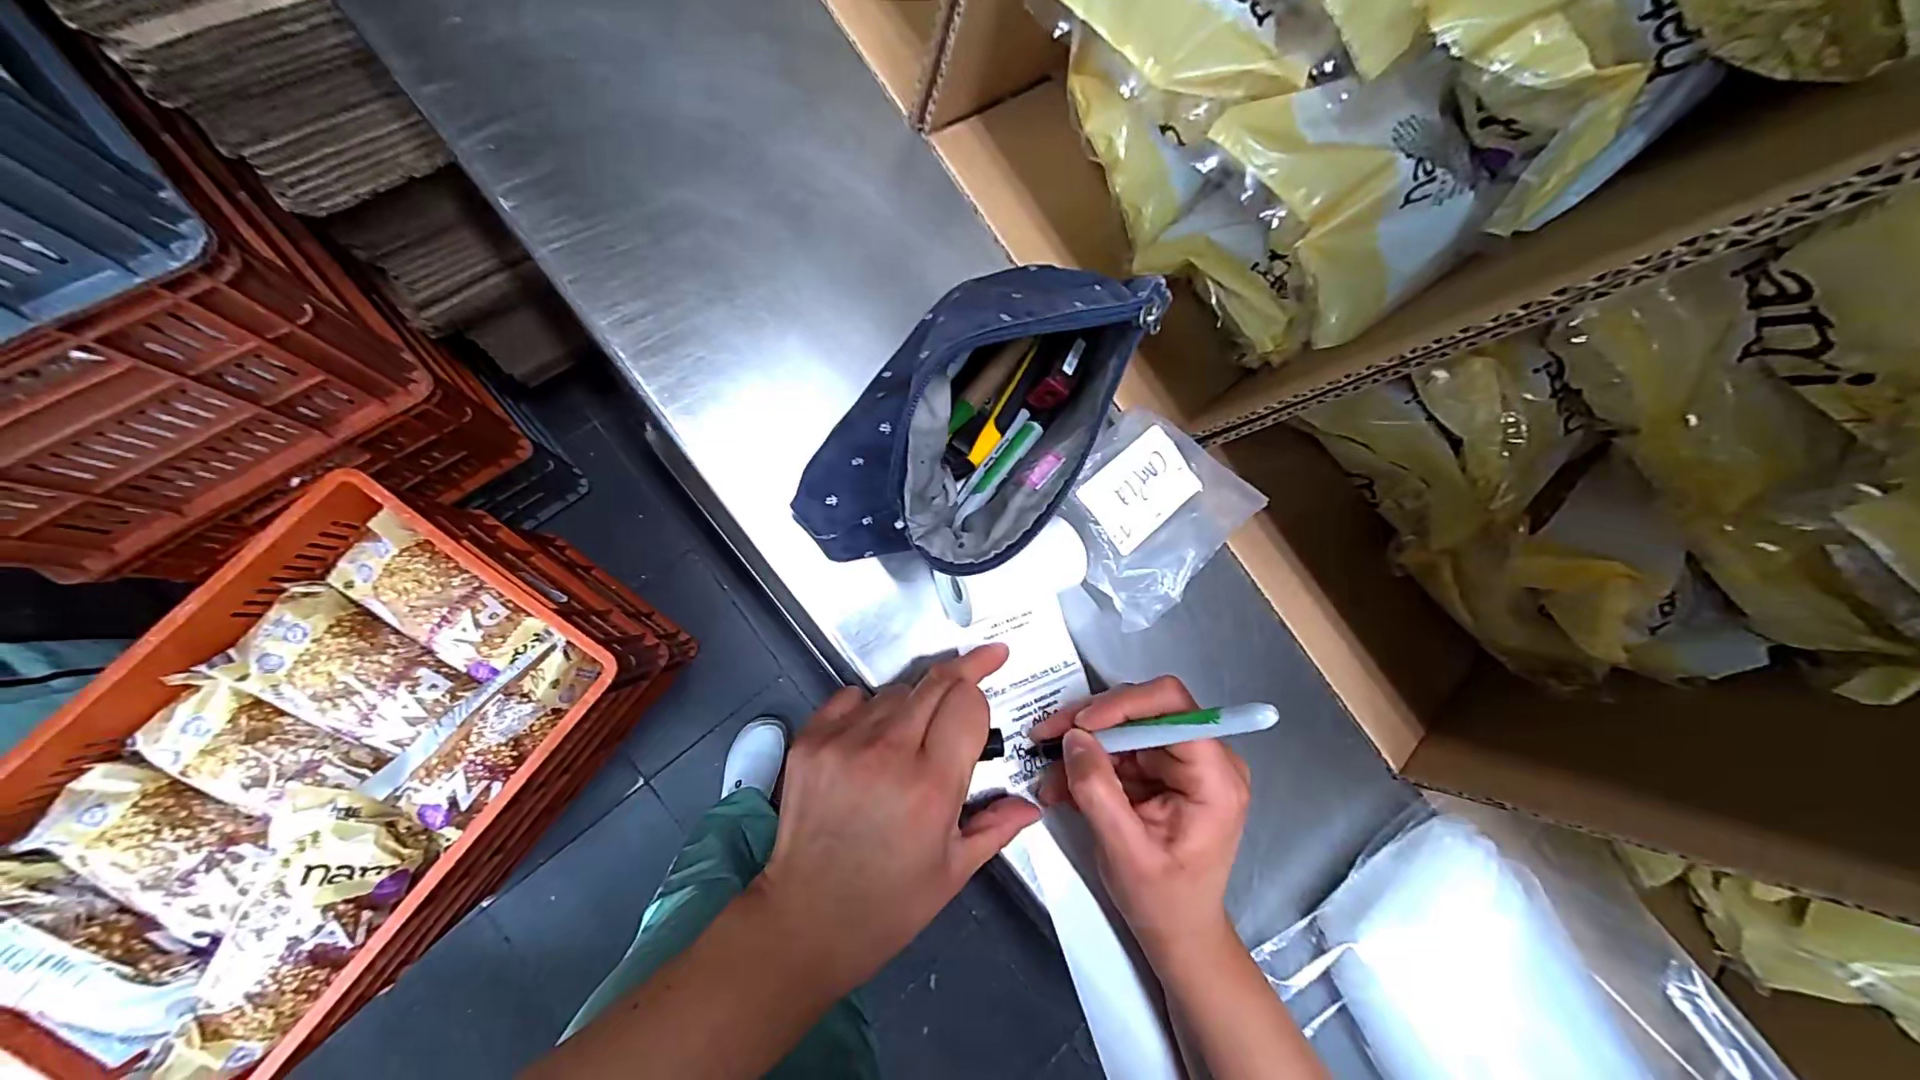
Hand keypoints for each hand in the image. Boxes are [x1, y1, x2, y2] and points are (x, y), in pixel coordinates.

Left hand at [748, 645, 1040, 993]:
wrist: (803, 921)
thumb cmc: (886, 905)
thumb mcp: (953, 871)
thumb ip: (996, 826)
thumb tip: (1031, 804)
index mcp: (932, 785)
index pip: (968, 700)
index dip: (983, 687)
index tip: (994, 668)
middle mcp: (888, 753)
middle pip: (935, 682)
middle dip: (960, 675)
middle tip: (974, 672)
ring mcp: (844, 743)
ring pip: (895, 690)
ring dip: (914, 700)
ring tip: (916, 734)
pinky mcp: (810, 742)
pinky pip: (851, 697)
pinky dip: (869, 706)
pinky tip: (874, 735)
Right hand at [1033, 676, 1250, 958]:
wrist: (1179, 931)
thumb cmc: (1165, 902)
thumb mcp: (1125, 850)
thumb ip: (1097, 791)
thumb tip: (1073, 738)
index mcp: (1215, 777)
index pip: (1174, 708)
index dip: (1124, 705)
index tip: (1081, 723)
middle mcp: (1204, 758)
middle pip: (1144, 710)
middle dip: (1091, 722)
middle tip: (1047, 736)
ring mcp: (1181, 762)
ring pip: (1124, 726)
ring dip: (1082, 745)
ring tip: (1048, 772)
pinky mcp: (1160, 770)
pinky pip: (1118, 749)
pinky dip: (1087, 762)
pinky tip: (1061, 783)